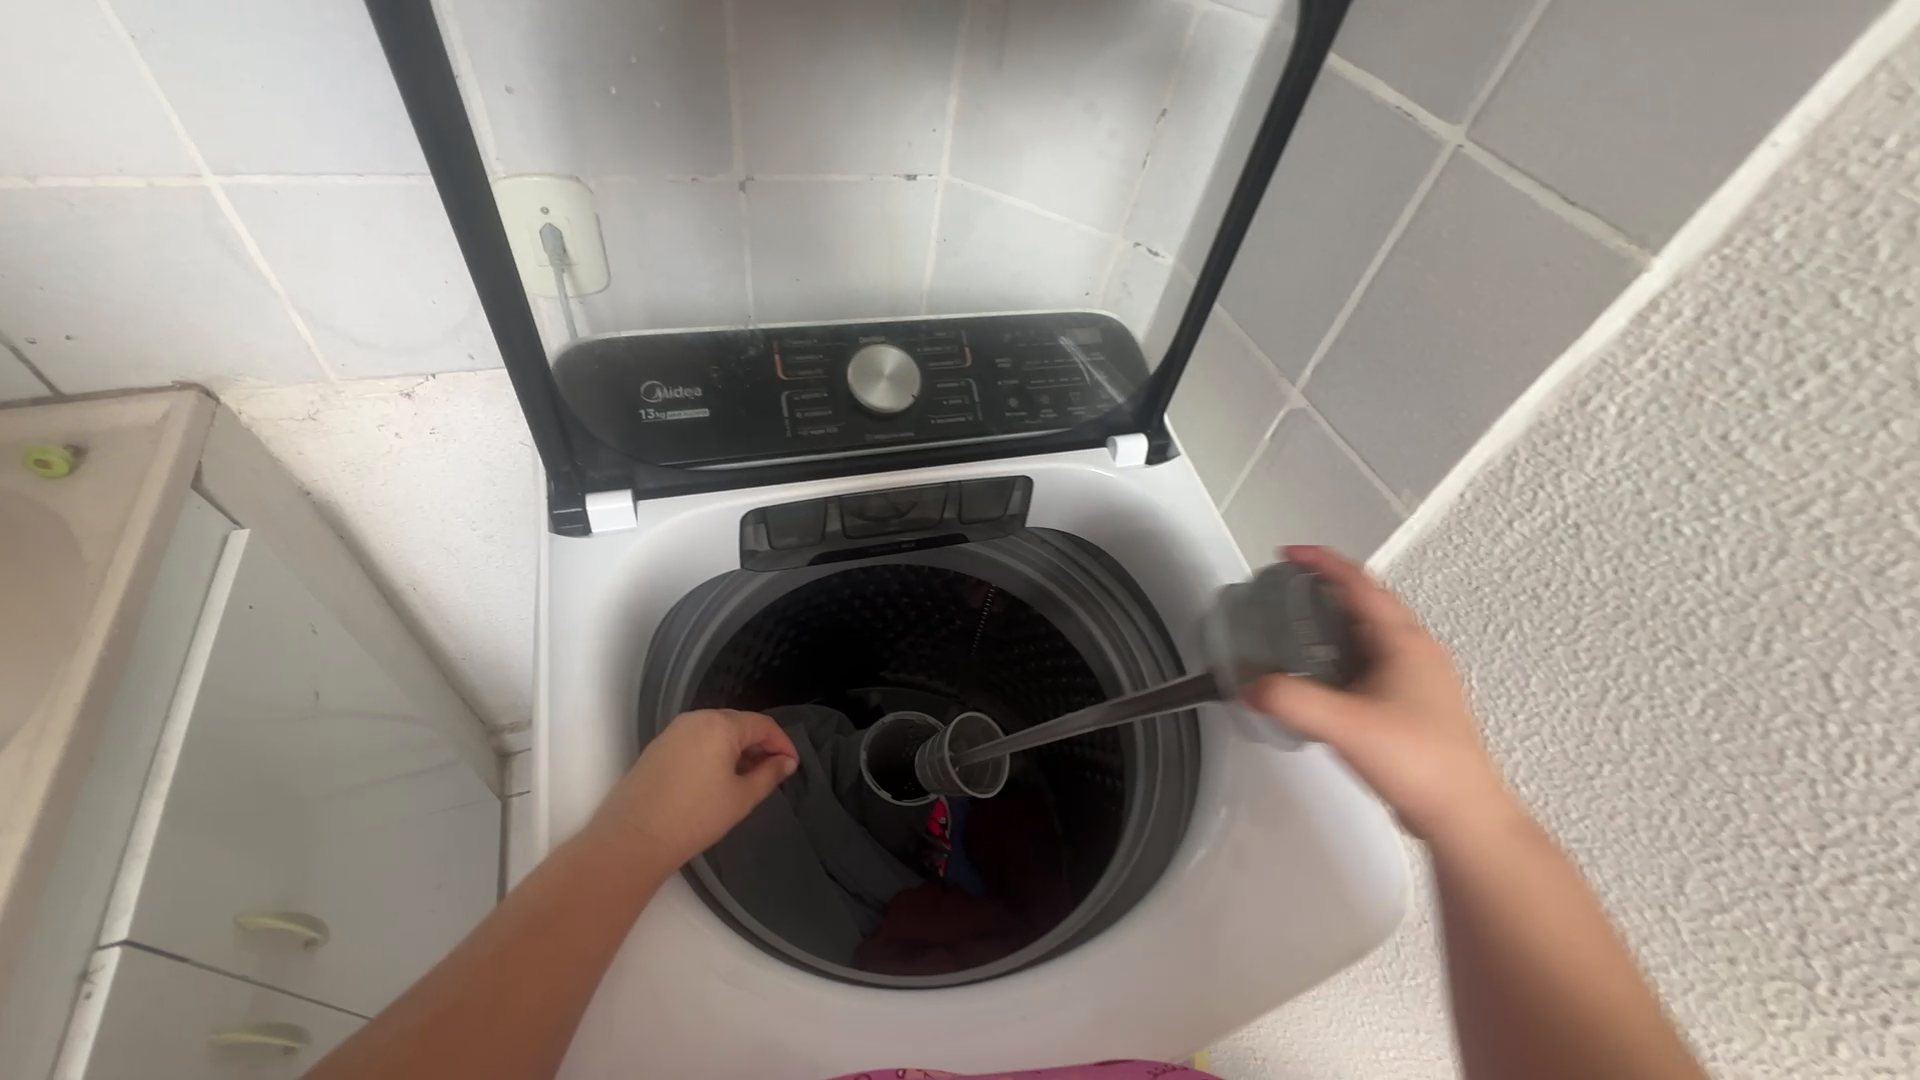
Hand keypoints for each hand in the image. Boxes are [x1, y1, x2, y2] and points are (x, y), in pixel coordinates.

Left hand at [592, 709, 798, 868]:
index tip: (793, 765)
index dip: (782, 743)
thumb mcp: (741, 798)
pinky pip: (697, 740)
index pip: (763, 725)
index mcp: (720, 725)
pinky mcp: (658, 747)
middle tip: (773, 772)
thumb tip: (786, 761)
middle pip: (739, 724)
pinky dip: (714, 753)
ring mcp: (674, 732)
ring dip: (737, 749)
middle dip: (760, 745)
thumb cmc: (695, 817)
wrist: (632, 839)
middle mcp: (696, 719)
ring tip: (748, 778)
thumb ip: (769, 775)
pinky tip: (718, 779)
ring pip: (717, 732)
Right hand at [1246, 546, 1518, 842]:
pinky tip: (1320, 677)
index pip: (1359, 584)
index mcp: (1405, 643)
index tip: (1289, 555)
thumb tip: (1251, 686)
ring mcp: (1418, 680)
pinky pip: (1371, 662)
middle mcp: (1416, 653)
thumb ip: (1290, 701)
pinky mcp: (1411, 705)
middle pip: (1366, 603)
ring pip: (1369, 634)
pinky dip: (1340, 655)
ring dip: (1332, 623)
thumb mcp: (1344, 725)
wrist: (1463, 816)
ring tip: (1294, 629)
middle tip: (1287, 590)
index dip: (1322, 563)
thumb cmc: (1422, 765)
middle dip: (1324, 590)